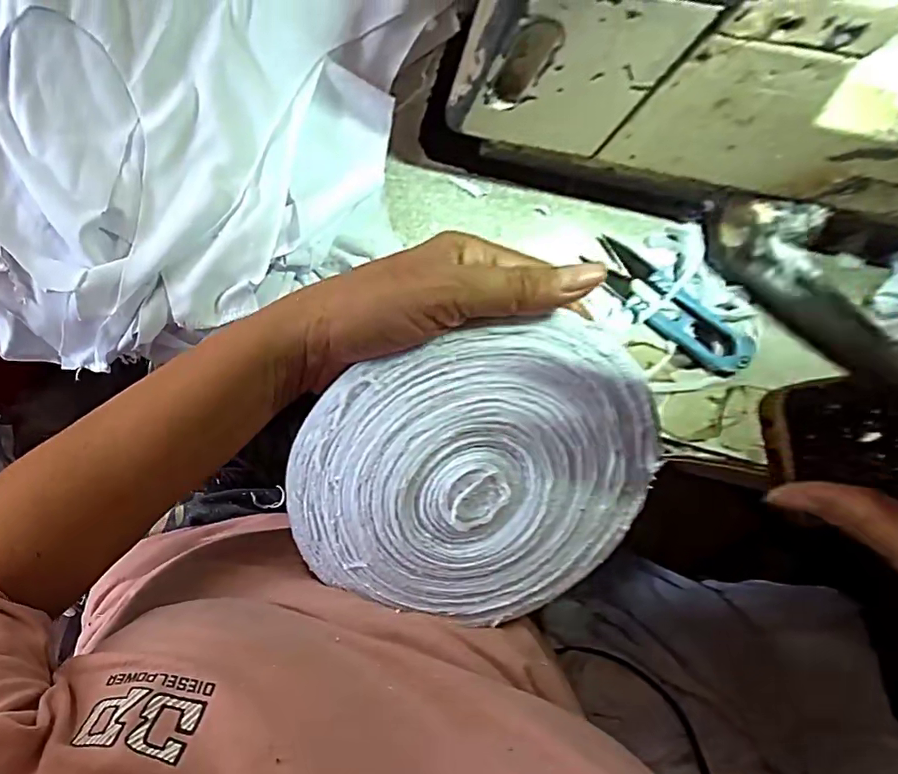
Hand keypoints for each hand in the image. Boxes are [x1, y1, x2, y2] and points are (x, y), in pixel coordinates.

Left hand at [260, 230, 606, 395]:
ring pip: (485, 338)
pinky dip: (475, 374)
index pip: (532, 273)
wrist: (306, 348)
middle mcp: (450, 285)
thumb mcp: (446, 291)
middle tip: (568, 371)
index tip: (592, 337)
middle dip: (538, 334)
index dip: (564, 300)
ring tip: (539, 387)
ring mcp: (430, 321)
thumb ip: (513, 287)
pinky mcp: (413, 353)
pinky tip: (492, 393)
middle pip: (510, 308)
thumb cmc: (368, 309)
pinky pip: (457, 362)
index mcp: (464, 257)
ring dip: (507, 359)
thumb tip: (589, 275)